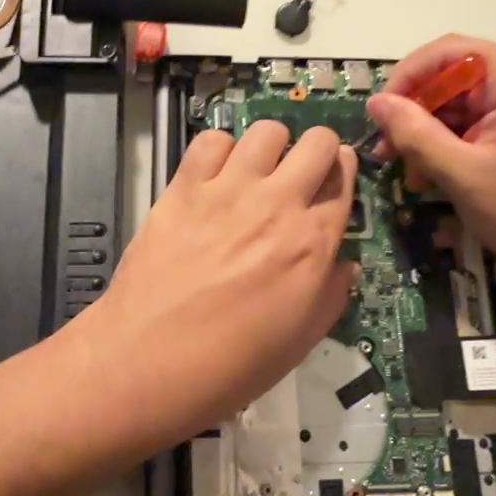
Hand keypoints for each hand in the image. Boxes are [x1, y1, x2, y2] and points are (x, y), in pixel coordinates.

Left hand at [88, 121, 358, 440]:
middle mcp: (277, 204)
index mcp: (312, 242)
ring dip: (271, 146)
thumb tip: (343, 264)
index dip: (344, 174)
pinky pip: (211, 140)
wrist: (150, 360)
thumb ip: (331, 294)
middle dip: (318, 149)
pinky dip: (219, 150)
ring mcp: (228, 190)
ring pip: (267, 131)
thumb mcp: (301, 340)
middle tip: (302, 172)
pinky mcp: (184, 187)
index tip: (334, 181)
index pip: (345, 180)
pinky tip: (215, 175)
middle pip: (317, 141)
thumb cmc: (232, 364)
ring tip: (258, 170)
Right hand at [367, 34, 495, 286]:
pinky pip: (476, 122)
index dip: (409, 74)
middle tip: (385, 148)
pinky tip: (429, 174)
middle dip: (416, 109)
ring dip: (428, 132)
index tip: (382, 110)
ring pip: (461, 102)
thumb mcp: (461, 175)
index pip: (452, 51)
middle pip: (455, 76)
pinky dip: (449, 143)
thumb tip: (375, 102)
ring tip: (405, 170)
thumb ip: (415, 133)